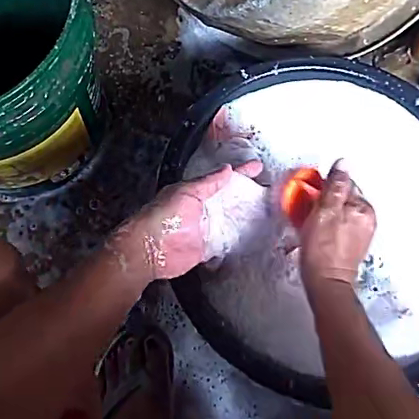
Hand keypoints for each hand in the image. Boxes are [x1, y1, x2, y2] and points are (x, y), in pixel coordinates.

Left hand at [108, 161, 264, 283]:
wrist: (149, 250)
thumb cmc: (161, 218)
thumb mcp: (187, 193)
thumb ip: (208, 183)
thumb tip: (226, 169)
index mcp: (197, 192)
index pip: (223, 179)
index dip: (241, 173)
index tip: (257, 168)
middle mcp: (203, 209)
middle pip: (230, 201)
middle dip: (248, 197)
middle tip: (270, 194)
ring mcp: (205, 230)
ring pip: (231, 222)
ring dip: (246, 219)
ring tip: (269, 214)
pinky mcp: (206, 249)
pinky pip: (226, 244)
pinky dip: (237, 242)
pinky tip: (253, 239)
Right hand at [297, 162, 376, 291]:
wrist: (325, 281)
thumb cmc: (323, 250)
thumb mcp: (324, 211)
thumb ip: (335, 186)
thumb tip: (343, 164)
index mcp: (363, 209)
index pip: (343, 184)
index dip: (323, 188)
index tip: (311, 196)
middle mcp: (366, 219)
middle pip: (340, 197)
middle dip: (323, 200)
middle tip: (309, 211)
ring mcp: (359, 232)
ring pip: (337, 211)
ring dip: (322, 212)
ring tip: (310, 224)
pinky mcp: (350, 243)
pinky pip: (336, 224)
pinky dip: (325, 224)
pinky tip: (315, 233)